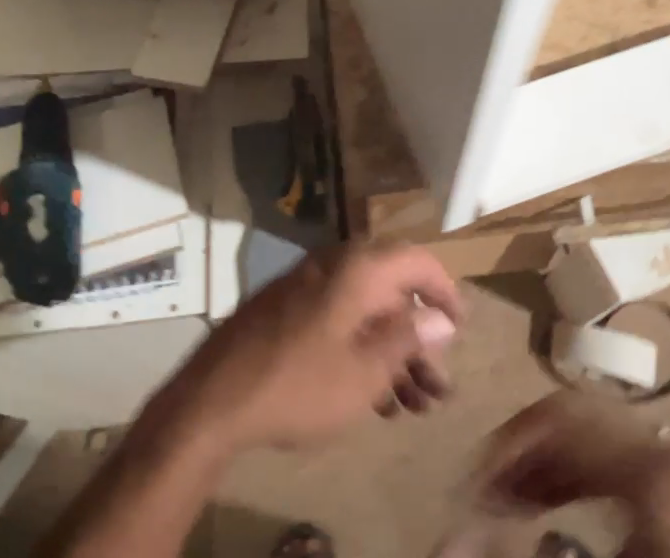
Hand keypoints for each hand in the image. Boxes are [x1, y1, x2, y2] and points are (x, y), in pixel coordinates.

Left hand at [146, 243, 462, 455]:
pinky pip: (336, 324)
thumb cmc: (299, 385)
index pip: (416, 260)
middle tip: (438, 390)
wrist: (211, 401)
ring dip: (393, 356)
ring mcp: (304, 290)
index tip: (459, 329)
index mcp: (356, 270)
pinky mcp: (283, 315)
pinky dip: (360, 354)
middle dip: (419, 343)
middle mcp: (332, 268)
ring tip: (413, 408)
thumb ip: (407, 338)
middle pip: (391, 294)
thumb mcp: (364, 371)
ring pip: (364, 315)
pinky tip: (372, 401)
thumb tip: (440, 316)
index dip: (444, 291)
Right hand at [473, 393, 669, 557]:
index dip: (502, 449)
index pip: (555, 417)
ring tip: (507, 505)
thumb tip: (449, 534)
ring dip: (542, 468)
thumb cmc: (667, 557)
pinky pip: (617, 460)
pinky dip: (575, 478)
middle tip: (482, 497)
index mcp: (656, 461)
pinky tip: (547, 505)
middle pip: (573, 422)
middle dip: (520, 457)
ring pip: (592, 440)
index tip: (467, 487)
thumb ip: (516, 548)